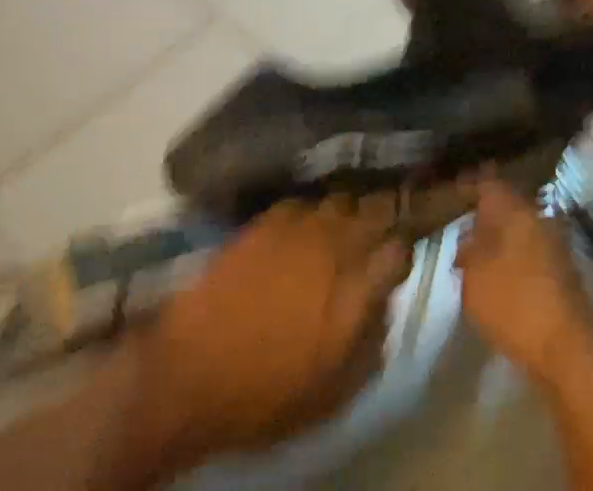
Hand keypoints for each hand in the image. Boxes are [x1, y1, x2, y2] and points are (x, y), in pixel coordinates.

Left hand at [122, 198, 409, 464]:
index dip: (405, 251)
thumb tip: (382, 309)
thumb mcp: (335, 391)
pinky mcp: (262, 225)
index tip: (399, 261)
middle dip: (386, 216)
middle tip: (382, 231)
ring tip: (343, 227)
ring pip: (340, 200)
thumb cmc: (267, 393)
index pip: (401, 248)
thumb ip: (371, 344)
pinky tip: (302, 229)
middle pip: (378, 209)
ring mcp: (297, 230)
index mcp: (358, 288)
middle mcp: (335, 246)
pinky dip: (309, 214)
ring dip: (349, 212)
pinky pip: (300, 204)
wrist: (187, 376)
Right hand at [455, 178, 592, 383]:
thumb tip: (470, 235)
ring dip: (499, 237)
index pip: (490, 184)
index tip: (452, 190)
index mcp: (518, 212)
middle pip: (508, 206)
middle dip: (485, 214)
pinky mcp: (563, 271)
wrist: (568, 348)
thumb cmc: (513, 305)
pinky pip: (530, 251)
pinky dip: (512, 256)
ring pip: (520, 229)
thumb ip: (468, 250)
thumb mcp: (474, 277)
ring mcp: (556, 245)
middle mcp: (541, 220)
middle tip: (460, 224)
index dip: (470, 184)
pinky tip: (496, 273)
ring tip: (473, 253)